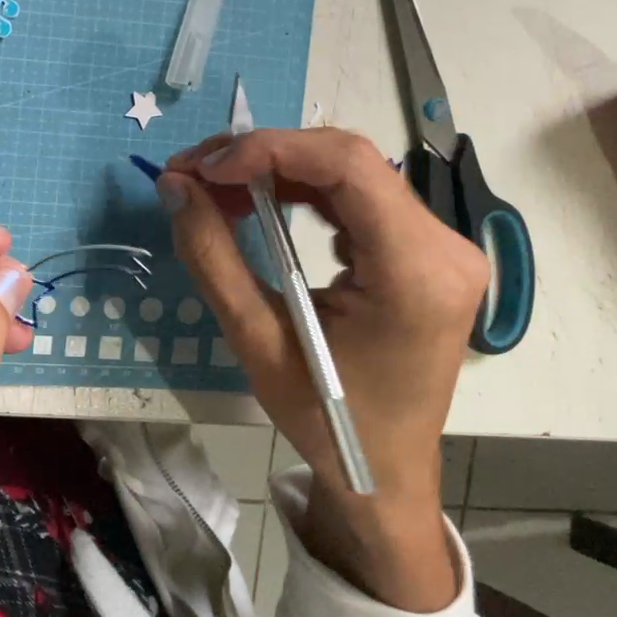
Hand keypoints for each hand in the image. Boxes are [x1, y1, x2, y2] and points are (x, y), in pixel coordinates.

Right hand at [159, 129, 487, 611]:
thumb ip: (211, 253)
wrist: (382, 467)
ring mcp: (438, 246)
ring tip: (209, 185)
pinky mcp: (421, 250)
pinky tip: (250, 202)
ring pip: (347, 169)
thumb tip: (174, 184)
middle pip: (346, 159)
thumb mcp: (254, 336)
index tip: (201, 168)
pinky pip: (353, 194)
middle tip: (190, 172)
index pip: (348, 166)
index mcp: (415, 272)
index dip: (267, 149)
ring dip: (271, 167)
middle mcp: (442, 246)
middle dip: (259, 154)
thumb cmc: (324, 415)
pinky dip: (294, 188)